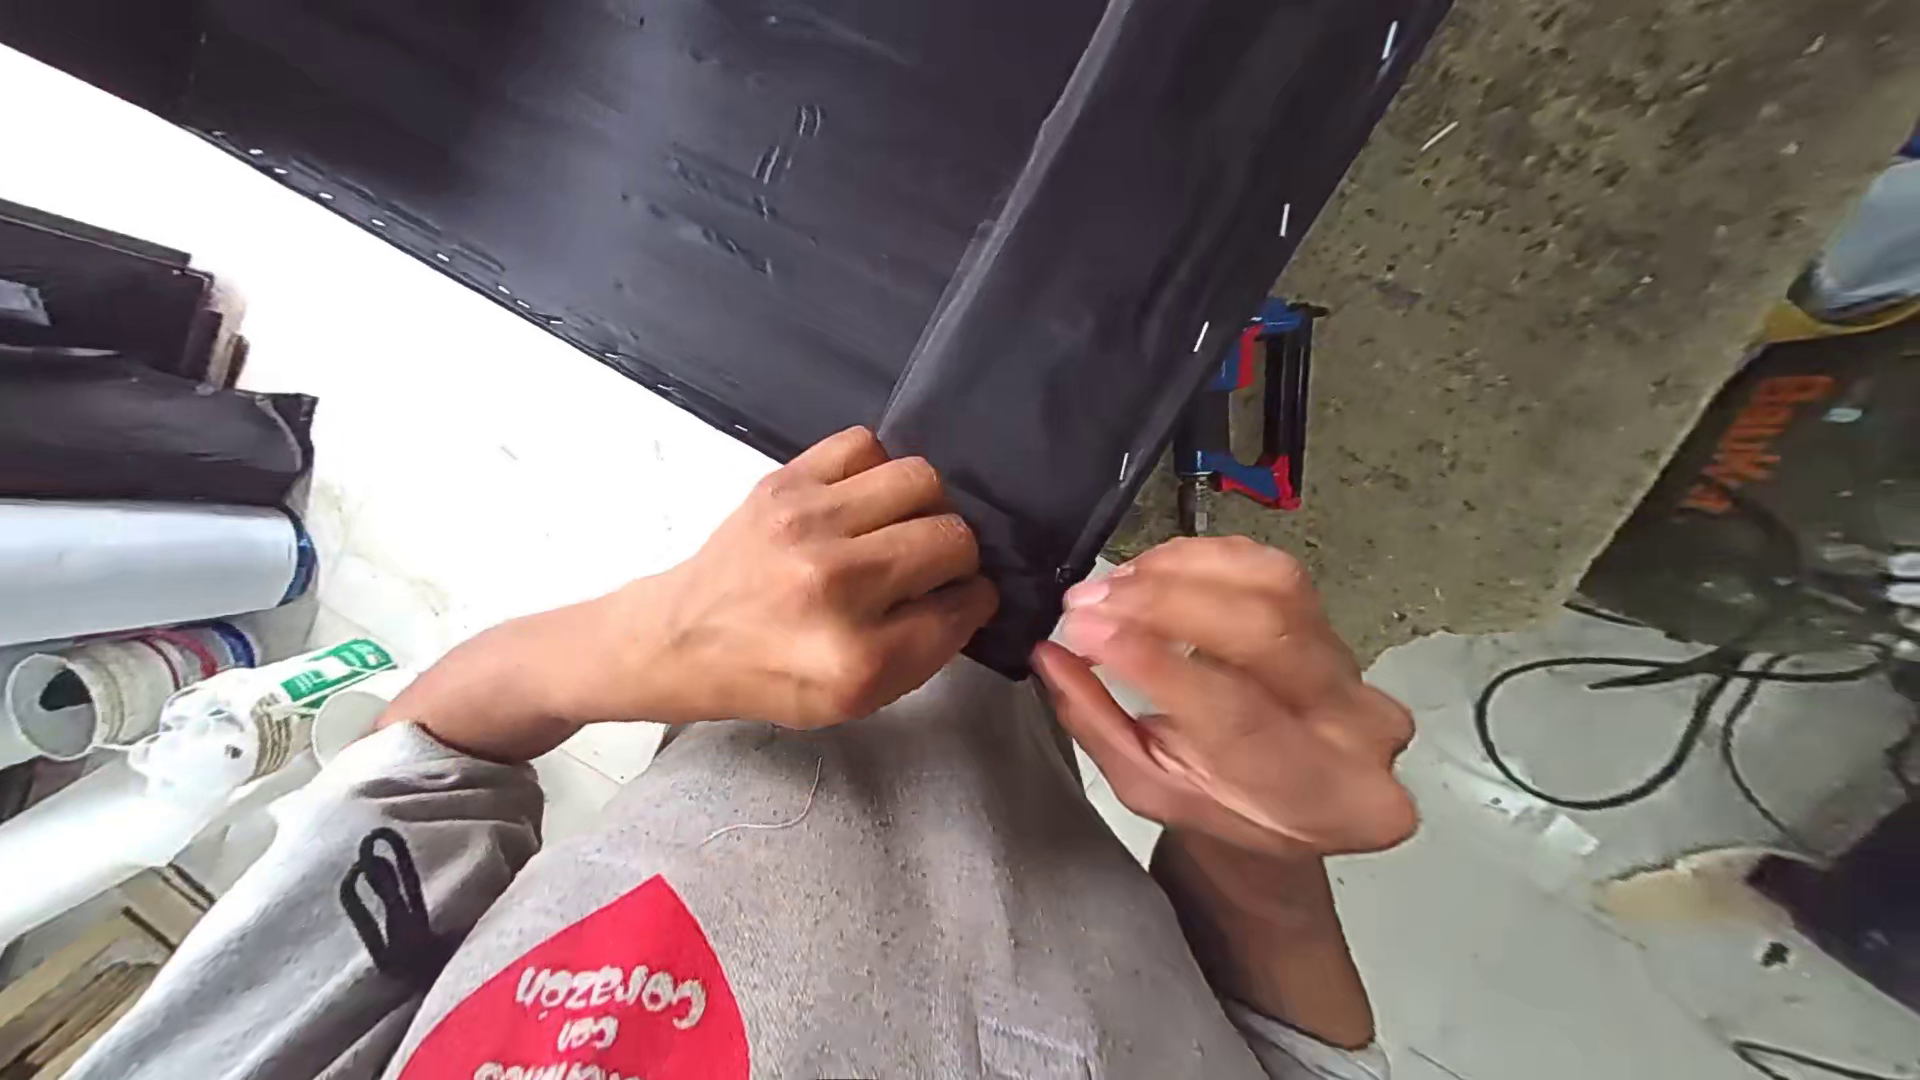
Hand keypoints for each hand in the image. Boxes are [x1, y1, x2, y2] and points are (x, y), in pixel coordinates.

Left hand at [583, 426, 998, 728]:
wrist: (680, 638)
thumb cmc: (771, 676)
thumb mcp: (857, 700)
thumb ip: (926, 650)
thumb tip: (968, 588)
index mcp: (859, 658)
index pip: (963, 606)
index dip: (973, 600)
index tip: (961, 597)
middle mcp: (837, 584)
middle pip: (953, 537)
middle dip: (959, 554)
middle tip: (933, 565)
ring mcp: (807, 523)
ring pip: (921, 479)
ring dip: (928, 505)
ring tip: (903, 525)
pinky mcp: (783, 482)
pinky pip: (866, 444)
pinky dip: (878, 469)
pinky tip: (863, 499)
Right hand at [1031, 537, 1415, 856]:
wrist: (1287, 799)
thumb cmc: (1213, 804)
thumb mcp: (1146, 786)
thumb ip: (1097, 722)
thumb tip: (1050, 652)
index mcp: (1320, 793)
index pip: (1234, 712)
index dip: (1152, 662)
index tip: (1080, 630)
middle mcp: (1358, 722)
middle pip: (1262, 629)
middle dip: (1161, 603)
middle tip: (1086, 600)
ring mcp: (1352, 663)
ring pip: (1270, 582)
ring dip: (1177, 571)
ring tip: (1113, 584)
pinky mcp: (1330, 620)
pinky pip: (1267, 565)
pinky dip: (1200, 557)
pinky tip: (1150, 571)